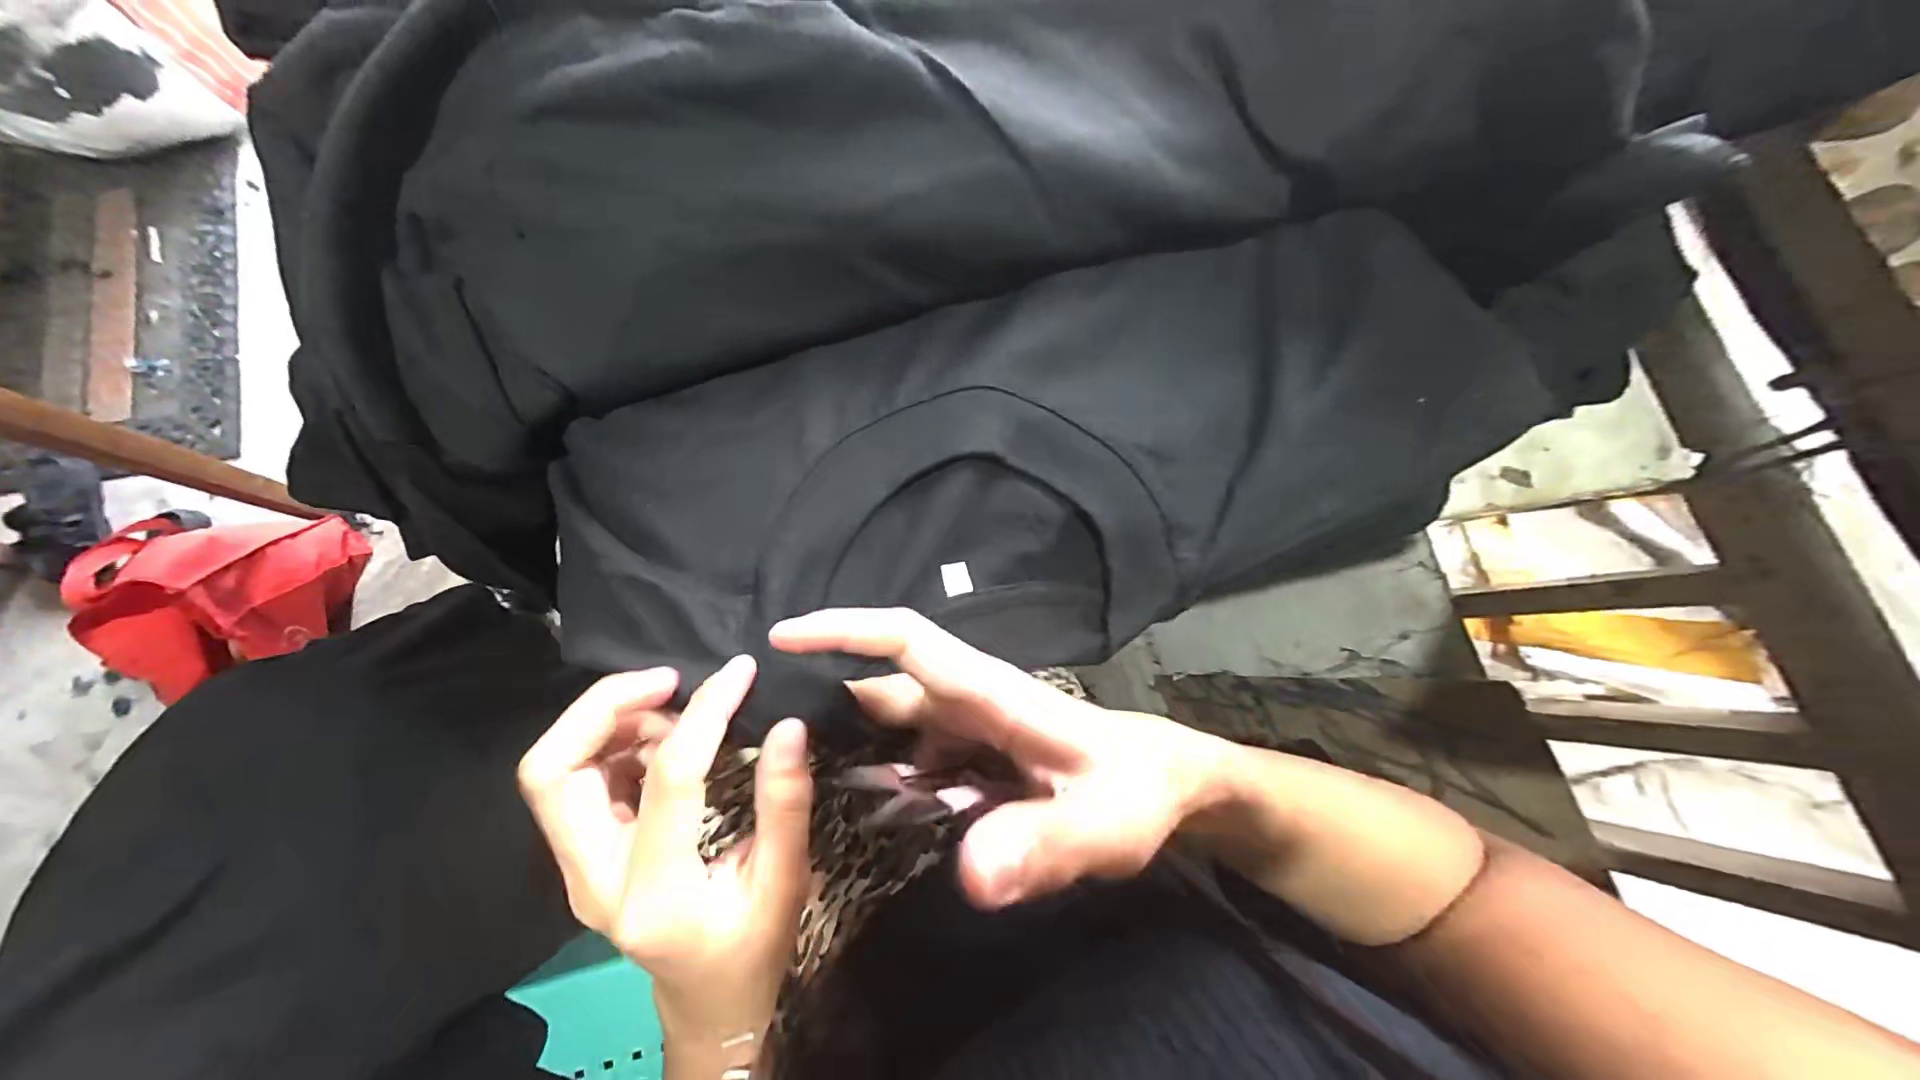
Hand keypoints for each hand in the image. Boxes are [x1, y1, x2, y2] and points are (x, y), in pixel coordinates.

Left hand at [517, 657, 812, 1055]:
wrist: (706, 1006)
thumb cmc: (752, 950)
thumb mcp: (785, 882)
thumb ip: (786, 804)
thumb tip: (788, 726)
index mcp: (654, 892)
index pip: (667, 777)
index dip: (706, 713)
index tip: (740, 673)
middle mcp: (593, 880)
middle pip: (552, 774)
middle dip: (605, 707)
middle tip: (670, 680)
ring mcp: (577, 871)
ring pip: (553, 773)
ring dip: (607, 722)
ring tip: (674, 707)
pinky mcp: (580, 858)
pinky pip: (573, 782)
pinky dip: (610, 742)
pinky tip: (661, 737)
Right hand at [770, 608, 1238, 908]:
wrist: (1165, 782)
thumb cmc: (1138, 790)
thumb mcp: (1105, 826)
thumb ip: (1045, 846)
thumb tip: (970, 879)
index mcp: (990, 694)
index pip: (908, 642)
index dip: (844, 630)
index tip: (783, 637)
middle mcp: (970, 702)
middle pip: (885, 689)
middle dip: (826, 704)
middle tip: (764, 743)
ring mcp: (971, 728)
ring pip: (895, 728)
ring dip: (854, 748)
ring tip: (802, 781)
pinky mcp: (975, 753)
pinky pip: (916, 760)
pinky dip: (889, 778)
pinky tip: (871, 808)